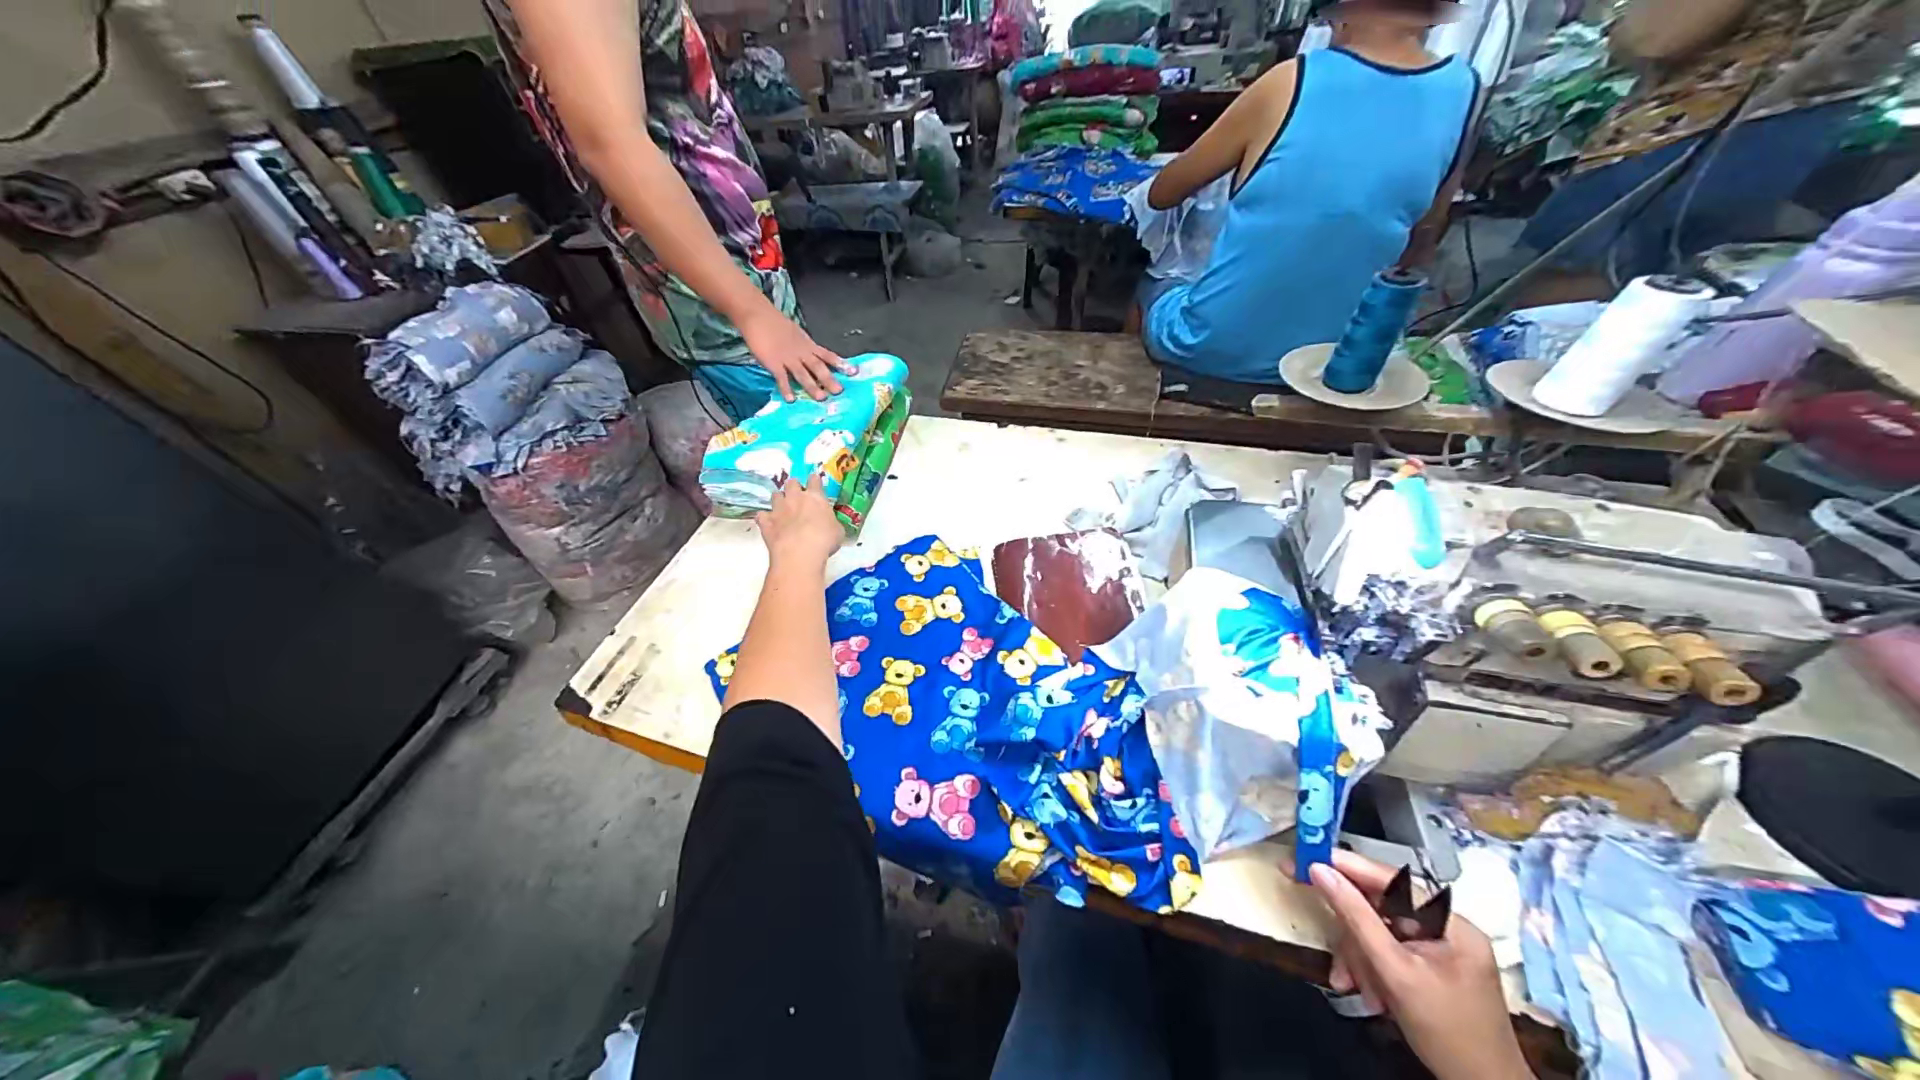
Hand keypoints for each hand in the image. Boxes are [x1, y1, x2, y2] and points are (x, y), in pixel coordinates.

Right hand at [739, 310, 850, 401]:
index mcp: (807, 345)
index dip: (840, 364)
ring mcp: (787, 358)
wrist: (757, 314)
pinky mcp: (773, 362)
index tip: (854, 372)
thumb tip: (813, 356)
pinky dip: (786, 388)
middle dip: (829, 380)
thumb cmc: (775, 324)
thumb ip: (804, 345)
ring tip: (821, 398)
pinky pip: (781, 377)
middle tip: (840, 391)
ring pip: (803, 374)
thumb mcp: (796, 333)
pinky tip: (791, 399)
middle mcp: (801, 352)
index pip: (827, 355)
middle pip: (818, 367)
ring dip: (812, 386)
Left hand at [756, 476, 842, 570]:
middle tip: (798, 496)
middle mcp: (795, 498)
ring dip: (779, 500)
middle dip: (794, 486)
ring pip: (775, 495)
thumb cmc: (825, 540)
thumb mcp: (837, 530)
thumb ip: (832, 522)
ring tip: (783, 508)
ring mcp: (778, 509)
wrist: (800, 553)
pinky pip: (761, 515)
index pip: (814, 480)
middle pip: (791, 482)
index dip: (814, 480)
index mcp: (815, 497)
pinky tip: (768, 523)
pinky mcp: (766, 522)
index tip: (815, 483)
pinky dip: (765, 518)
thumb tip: (830, 523)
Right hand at [1311, 851, 1532, 1079]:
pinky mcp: (1426, 964)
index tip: (1307, 857)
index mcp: (1450, 923)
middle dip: (1353, 936)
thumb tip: (1321, 871)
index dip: (1346, 866)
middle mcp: (1445, 927)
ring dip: (1358, 958)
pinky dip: (1369, 968)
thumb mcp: (1394, 972)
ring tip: (1354, 985)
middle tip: (1332, 950)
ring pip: (1376, 930)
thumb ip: (1355, 917)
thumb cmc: (1447, 1033)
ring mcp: (1436, 947)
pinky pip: (1385, 950)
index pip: (1390, 879)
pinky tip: (1365, 991)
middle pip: (1379, 908)